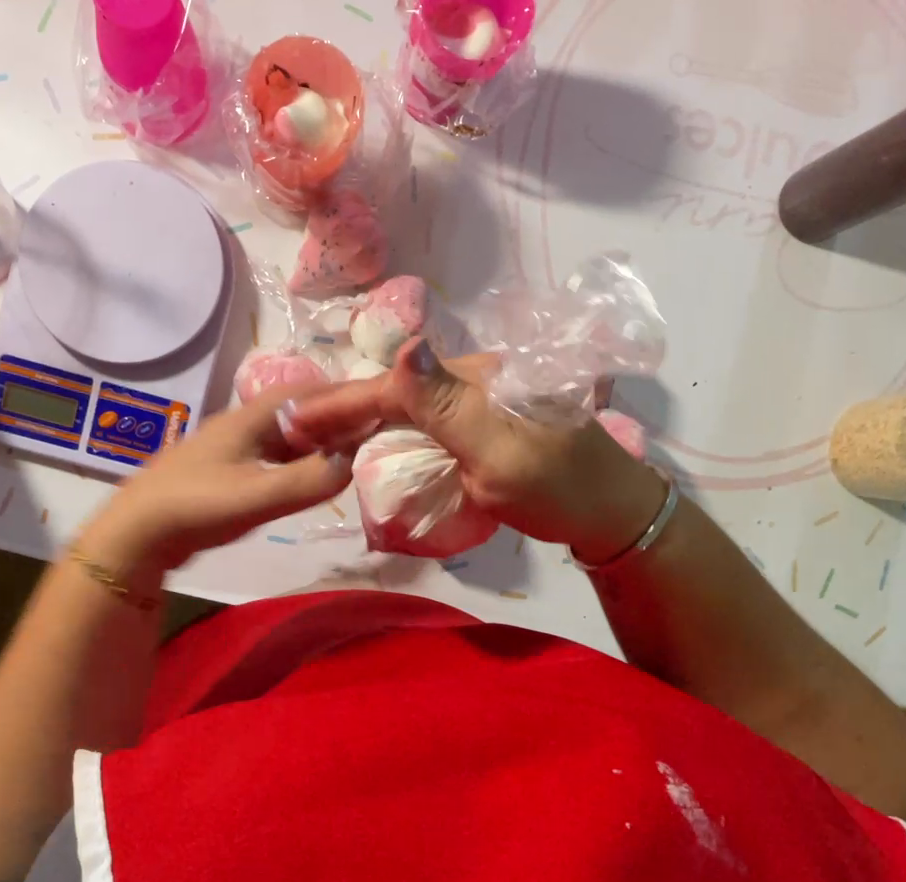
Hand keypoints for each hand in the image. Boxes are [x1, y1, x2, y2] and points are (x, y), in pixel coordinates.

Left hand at [78, 382, 382, 580]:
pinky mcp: (230, 470)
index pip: (313, 391)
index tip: (385, 405)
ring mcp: (236, 446)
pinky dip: (301, 461)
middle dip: (340, 419)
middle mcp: (247, 423)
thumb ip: (309, 480)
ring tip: (356, 457)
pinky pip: (277, 456)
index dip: (349, 395)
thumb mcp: (258, 495)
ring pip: (290, 435)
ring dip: (321, 442)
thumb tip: (353, 462)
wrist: (138, 532)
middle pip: (304, 411)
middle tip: (378, 435)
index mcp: (254, 416)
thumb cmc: (197, 506)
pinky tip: (314, 478)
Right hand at [291, 340, 669, 562]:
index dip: (341, 403)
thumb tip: (405, 345)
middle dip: (344, 405)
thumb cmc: (557, 489)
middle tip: (296, 426)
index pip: (394, 387)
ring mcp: (483, 398)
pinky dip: (393, 426)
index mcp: (476, 378)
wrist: (612, 513)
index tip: (293, 420)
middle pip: (397, 390)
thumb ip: (446, 405)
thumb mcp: (498, 454)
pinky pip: (428, 418)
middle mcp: (476, 377)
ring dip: (364, 415)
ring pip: (410, 402)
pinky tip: (371, 434)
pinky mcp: (487, 420)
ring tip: (321, 430)